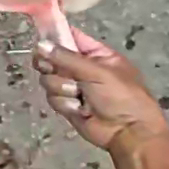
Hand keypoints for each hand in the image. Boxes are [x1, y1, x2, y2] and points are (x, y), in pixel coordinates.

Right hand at [31, 26, 168, 154]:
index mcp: (95, 54)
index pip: (70, 36)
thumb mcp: (97, 72)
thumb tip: (40, 44)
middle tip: (52, 69)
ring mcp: (72, 86)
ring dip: (61, 87)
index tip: (40, 39)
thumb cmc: (121, 96)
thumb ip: (66, 58)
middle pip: (51, 57)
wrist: (128, 132)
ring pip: (48, 78)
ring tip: (78, 95)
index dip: (53, 35)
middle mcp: (81, 67)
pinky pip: (52, 97)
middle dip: (51, 65)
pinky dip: (64, 103)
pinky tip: (79, 108)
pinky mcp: (66, 103)